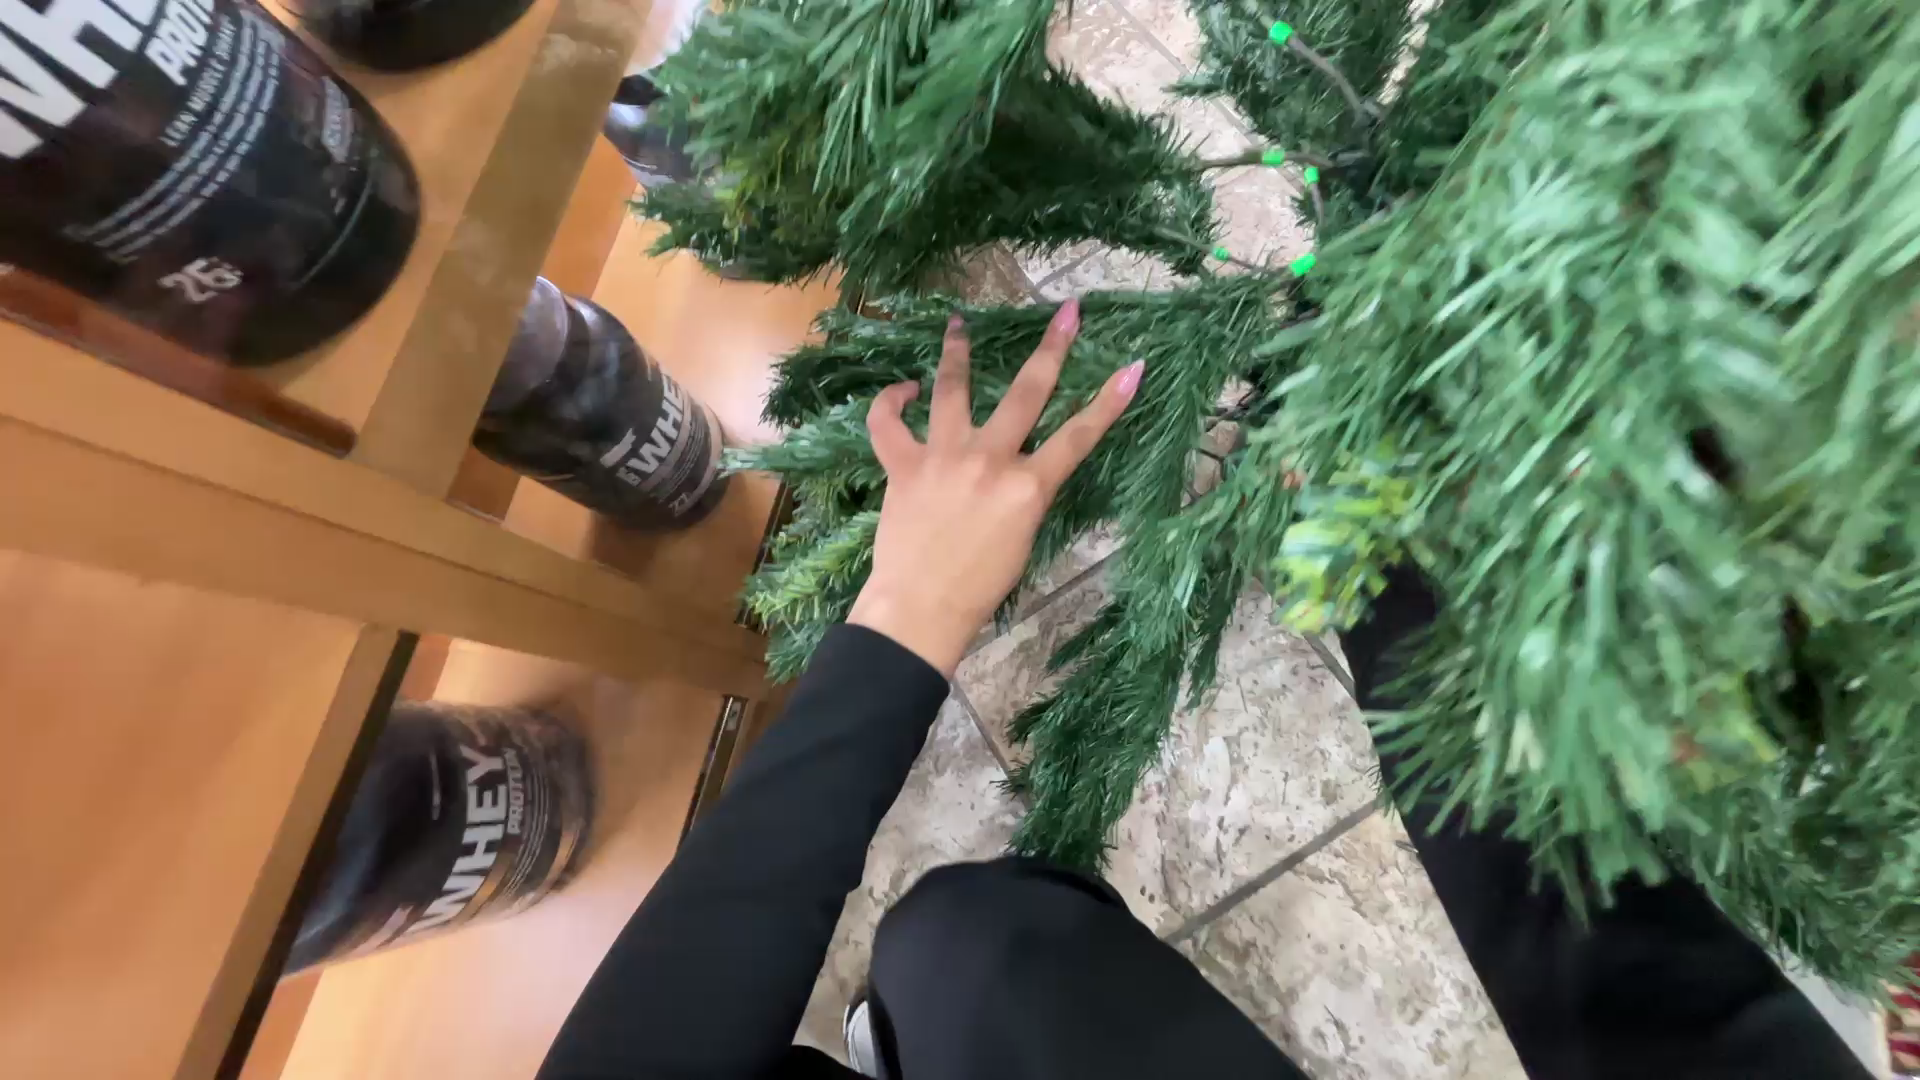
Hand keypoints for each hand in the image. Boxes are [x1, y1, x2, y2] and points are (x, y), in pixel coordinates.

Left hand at [847, 299, 1143, 675]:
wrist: (922, 608)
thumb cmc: (980, 588)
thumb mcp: (1023, 540)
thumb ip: (1025, 495)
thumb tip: (1021, 471)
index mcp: (1028, 487)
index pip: (1079, 436)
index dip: (1110, 401)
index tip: (1134, 367)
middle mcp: (990, 460)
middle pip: (1028, 393)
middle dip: (1053, 347)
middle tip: (1067, 312)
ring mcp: (944, 457)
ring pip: (952, 390)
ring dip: (957, 353)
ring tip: (957, 324)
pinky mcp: (904, 465)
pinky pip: (888, 424)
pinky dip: (890, 403)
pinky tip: (902, 390)